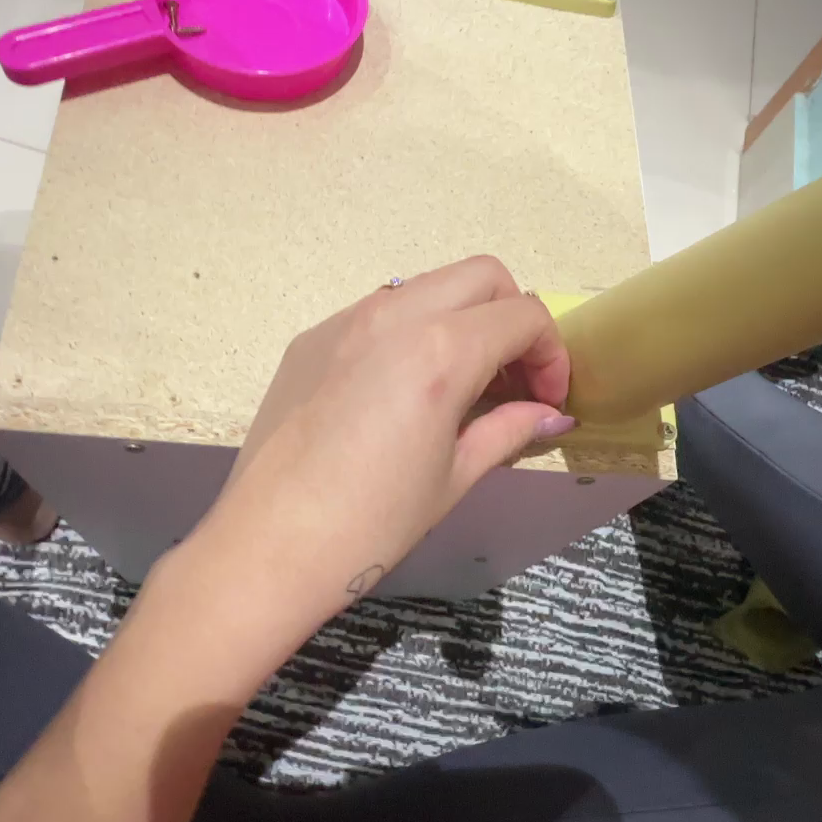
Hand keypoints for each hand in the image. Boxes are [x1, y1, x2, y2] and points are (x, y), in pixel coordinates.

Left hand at [190, 256, 575, 642]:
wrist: (268, 545)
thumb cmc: (372, 524)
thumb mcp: (454, 477)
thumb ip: (509, 430)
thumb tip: (552, 415)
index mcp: (440, 351)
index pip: (524, 315)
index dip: (552, 355)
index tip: (547, 400)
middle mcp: (393, 315)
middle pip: (481, 276)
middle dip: (512, 317)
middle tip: (511, 379)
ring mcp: (344, 320)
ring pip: (427, 286)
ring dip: (461, 318)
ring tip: (459, 383)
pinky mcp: (311, 338)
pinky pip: (378, 312)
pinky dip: (410, 332)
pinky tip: (400, 390)